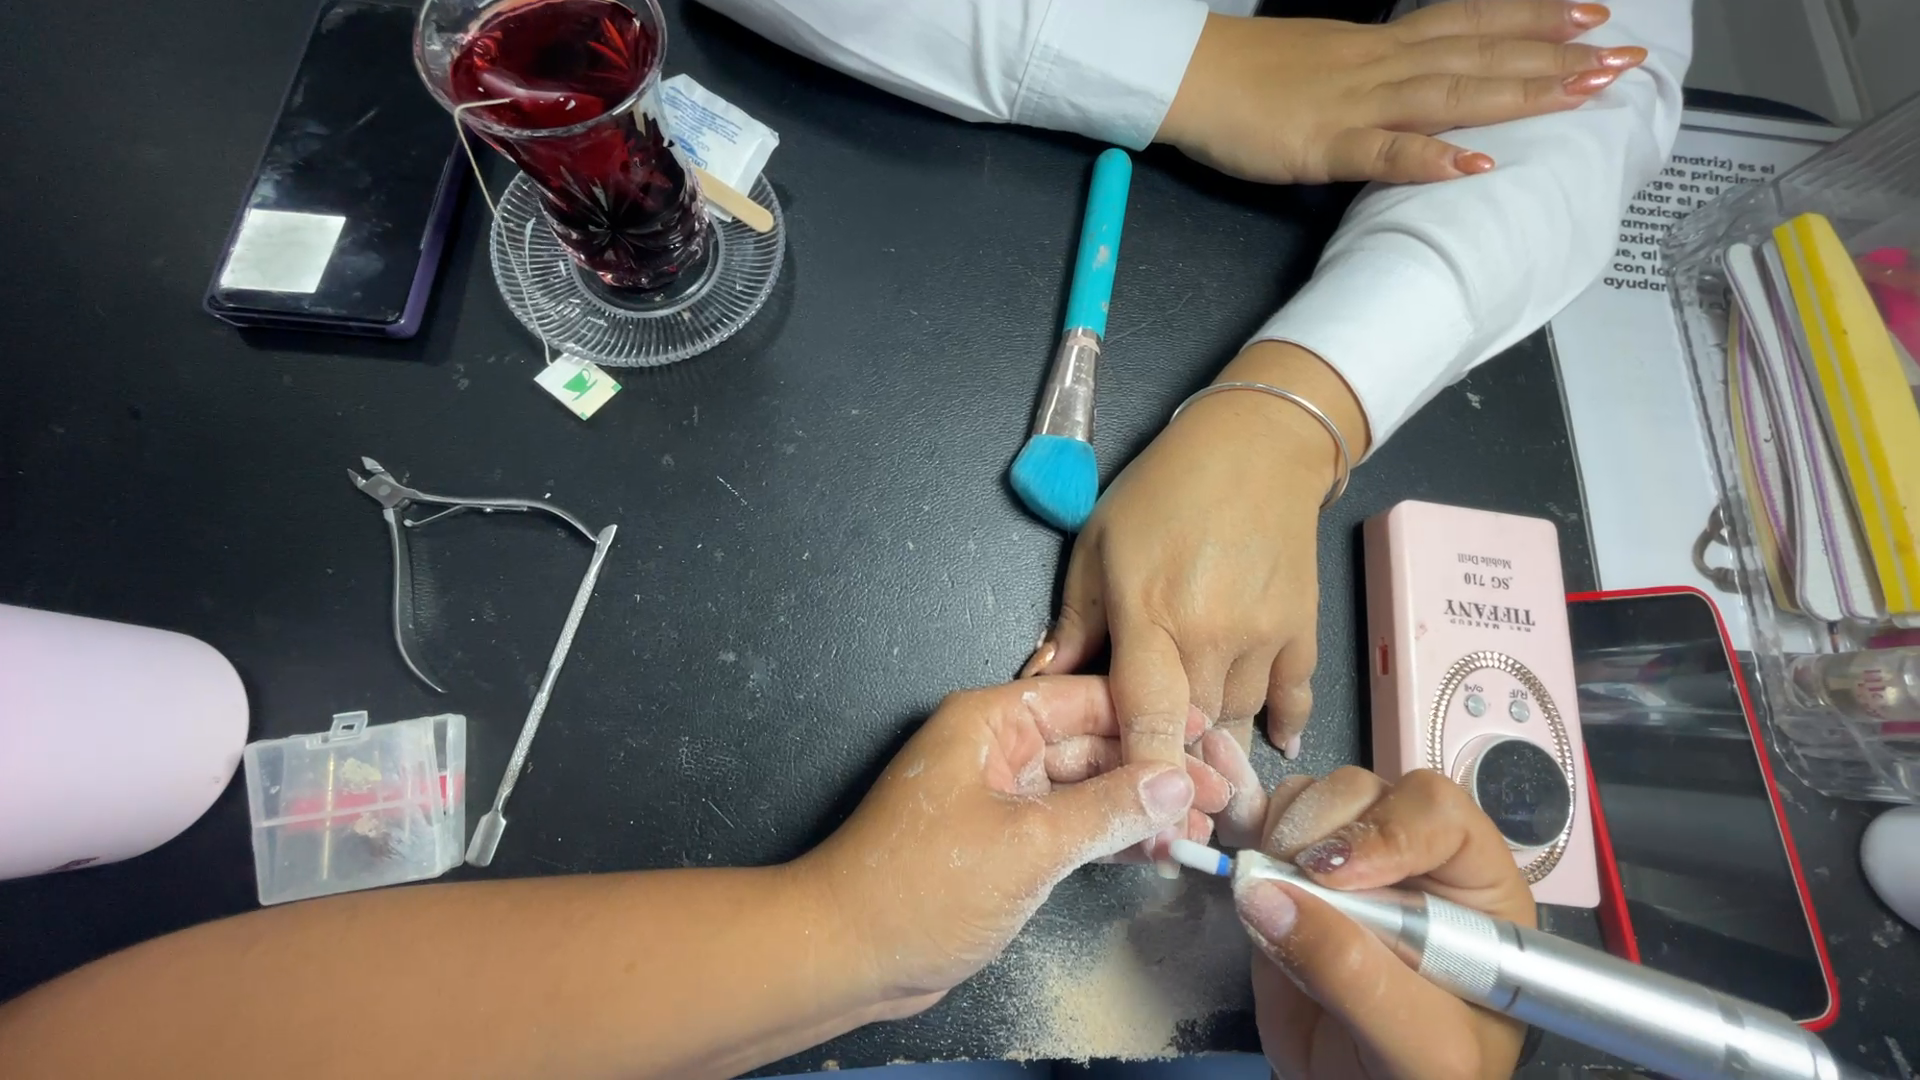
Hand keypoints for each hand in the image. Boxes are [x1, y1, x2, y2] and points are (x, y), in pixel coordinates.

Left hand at [795, 676, 1231, 1012]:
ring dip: (1138, 808)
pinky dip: (1110, 836)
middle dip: (1153, 771)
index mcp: (991, 720)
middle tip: (1219, 795)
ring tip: (1200, 829)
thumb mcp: (1026, 842)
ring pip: (1086, 788)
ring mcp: (1004, 793)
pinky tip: (1156, 850)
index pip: (1086, 700)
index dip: (1151, 718)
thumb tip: (1173, 782)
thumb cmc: (923, 885)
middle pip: (1091, 744)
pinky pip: (1070, 824)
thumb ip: (1105, 809)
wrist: (850, 953)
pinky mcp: (1007, 837)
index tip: (1208, 737)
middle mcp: (999, 745)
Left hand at [1023, 341, 1360, 824]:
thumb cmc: (1161, 494)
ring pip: (1236, 719)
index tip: (1133, 808)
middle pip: (1191, 728)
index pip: (1145, 714)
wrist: (1256, 448)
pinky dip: (1276, 724)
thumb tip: (1042, 675)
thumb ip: (1075, 622)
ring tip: (1195, 750)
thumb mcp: (1098, 547)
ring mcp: (1265, 638)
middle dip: (1170, 754)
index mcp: (1151, 616)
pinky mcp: (1303, 631)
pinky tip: (1265, 742)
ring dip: (1212, 736)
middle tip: (1151, 771)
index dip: (1140, 770)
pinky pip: (1292, 699)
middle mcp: (1212, 638)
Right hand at [1157, 0, 1646, 183]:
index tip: (1588, 14)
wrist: (1193, 77)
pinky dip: (1430, 157)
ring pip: (1450, 92)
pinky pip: (1384, 151)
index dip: (1530, 18)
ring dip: (1519, 93)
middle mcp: (1379, 66)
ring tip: (1582, 93)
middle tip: (1622, 60)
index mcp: (1375, 47)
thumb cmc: (1243, 74)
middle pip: (1478, 54)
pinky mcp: (1322, 145)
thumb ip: (1356, 81)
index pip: (1467, 23)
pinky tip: (1473, 164)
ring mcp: (1355, 104)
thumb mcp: (1314, 67)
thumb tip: (1384, 98)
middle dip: (1553, 55)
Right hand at [1229, 764, 1538, 1079]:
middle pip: (1369, 791)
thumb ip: (1351, 974)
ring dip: (1283, 830)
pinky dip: (1252, 829)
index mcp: (1474, 894)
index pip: (1441, 815)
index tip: (1334, 878)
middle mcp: (1414, 859)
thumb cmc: (1410, 1077)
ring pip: (1315, 794)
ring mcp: (1350, 856)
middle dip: (1321, 829)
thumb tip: (1263, 894)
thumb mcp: (1413, 1047)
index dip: (1387, 829)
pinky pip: (1270, 812)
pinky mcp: (1294, 861)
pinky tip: (1251, 873)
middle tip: (1291, 879)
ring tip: (1271, 888)